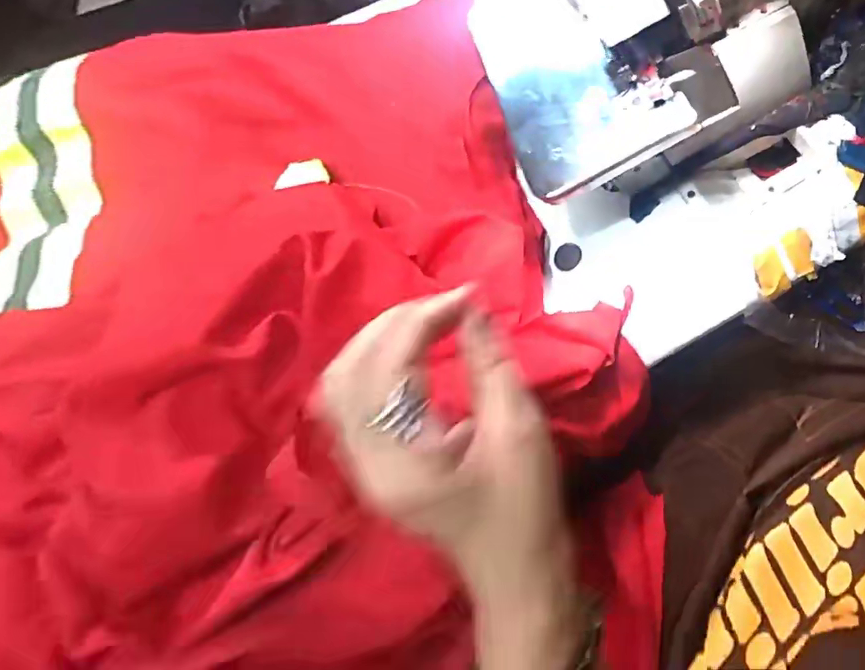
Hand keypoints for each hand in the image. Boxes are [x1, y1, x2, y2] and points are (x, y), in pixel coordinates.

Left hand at [316, 288, 572, 602]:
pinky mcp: (373, 462)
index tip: (470, 297)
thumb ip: (489, 363)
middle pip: (349, 371)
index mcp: (399, 461)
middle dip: (397, 322)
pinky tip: (412, 347)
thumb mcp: (517, 427)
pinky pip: (352, 398)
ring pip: (341, 383)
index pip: (386, 369)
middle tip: (450, 303)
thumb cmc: (523, 502)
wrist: (516, 568)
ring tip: (431, 317)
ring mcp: (363, 466)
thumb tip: (472, 306)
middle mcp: (365, 464)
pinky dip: (376, 360)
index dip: (423, 320)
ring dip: (381, 338)